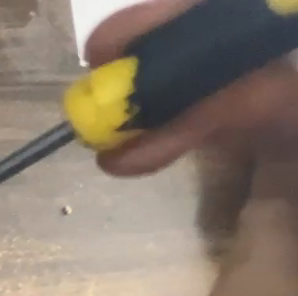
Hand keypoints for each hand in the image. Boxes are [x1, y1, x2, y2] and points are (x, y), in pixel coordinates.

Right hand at [88, 0, 297, 295]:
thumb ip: (293, 135)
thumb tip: (255, 80)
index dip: (246, 22)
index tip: (162, 36)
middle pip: (284, 43)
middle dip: (205, 38)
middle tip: (110, 49)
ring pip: (256, 76)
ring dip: (177, 82)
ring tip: (105, 112)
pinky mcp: (276, 186)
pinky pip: (231, 129)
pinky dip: (175, 128)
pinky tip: (127, 155)